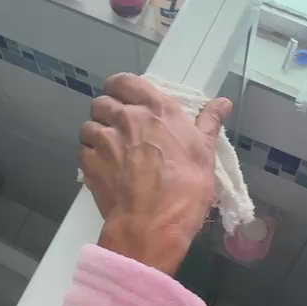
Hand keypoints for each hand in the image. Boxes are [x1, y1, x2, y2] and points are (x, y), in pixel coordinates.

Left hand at [78, 73, 230, 274]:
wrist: (153, 225)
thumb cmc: (186, 188)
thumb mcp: (205, 153)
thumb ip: (209, 122)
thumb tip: (223, 102)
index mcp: (156, 109)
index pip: (125, 81)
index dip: (121, 87)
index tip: (125, 98)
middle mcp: (126, 117)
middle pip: (103, 101)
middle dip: (108, 111)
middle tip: (120, 129)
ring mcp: (104, 140)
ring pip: (89, 125)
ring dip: (96, 134)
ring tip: (109, 150)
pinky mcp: (88, 163)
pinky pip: (83, 150)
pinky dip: (89, 156)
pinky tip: (102, 168)